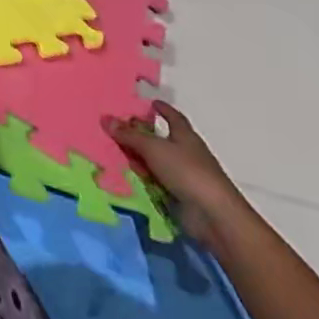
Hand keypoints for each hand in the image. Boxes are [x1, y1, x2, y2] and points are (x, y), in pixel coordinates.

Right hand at [105, 102, 243, 244]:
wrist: (212, 216)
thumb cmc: (186, 171)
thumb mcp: (153, 148)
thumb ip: (129, 135)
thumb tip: (105, 118)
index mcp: (185, 135)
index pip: (173, 117)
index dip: (162, 109)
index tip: (150, 102)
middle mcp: (185, 152)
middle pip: (160, 139)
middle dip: (141, 134)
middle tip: (118, 127)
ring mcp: (183, 175)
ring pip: (155, 161)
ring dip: (138, 158)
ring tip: (113, 151)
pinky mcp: (178, 195)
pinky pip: (155, 181)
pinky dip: (142, 178)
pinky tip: (124, 176)